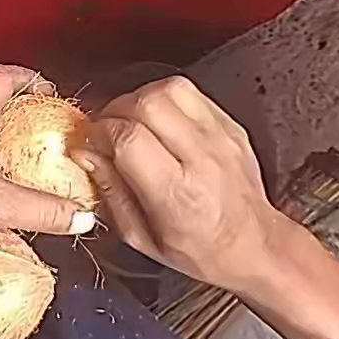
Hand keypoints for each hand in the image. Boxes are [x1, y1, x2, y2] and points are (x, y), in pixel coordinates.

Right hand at [74, 76, 295, 293]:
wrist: (254, 245)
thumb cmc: (198, 249)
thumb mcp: (141, 237)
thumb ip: (110, 192)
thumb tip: (84, 154)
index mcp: (177, 195)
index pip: (129, 139)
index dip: (99, 132)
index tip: (89, 141)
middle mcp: (201, 160)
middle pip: (147, 105)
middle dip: (114, 110)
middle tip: (106, 129)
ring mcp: (220, 138)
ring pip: (169, 89)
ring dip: (139, 99)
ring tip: (130, 121)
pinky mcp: (230, 126)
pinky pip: (190, 93)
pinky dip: (164, 99)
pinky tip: (157, 120)